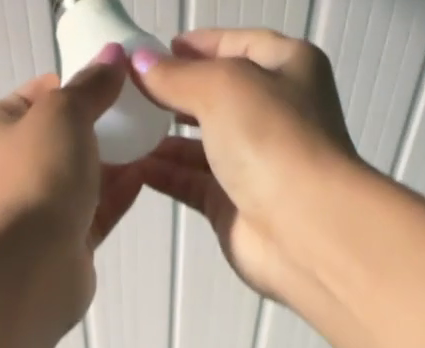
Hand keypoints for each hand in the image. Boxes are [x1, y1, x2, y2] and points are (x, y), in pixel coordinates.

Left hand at [0, 45, 145, 319]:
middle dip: (97, 125)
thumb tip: (112, 58)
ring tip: (149, 139)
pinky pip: (95, 210)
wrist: (33, 264)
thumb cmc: (39, 176)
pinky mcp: (65, 242)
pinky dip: (117, 194)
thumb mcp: (64, 112)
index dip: (68, 85)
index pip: (33, 97)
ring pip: (80, 177)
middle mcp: (13, 171)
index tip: (105, 83)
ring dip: (112, 161)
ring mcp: (39, 210)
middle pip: (60, 139)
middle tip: (134, 111)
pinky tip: (145, 174)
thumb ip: (91, 85)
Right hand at [130, 29, 361, 303]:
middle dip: (174, 94)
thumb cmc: (272, 139)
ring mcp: (252, 162)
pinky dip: (164, 173)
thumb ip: (176, 76)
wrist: (302, 226)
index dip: (197, 45)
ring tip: (122, 130)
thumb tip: (137, 63)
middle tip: (130, 94)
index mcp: (287, 68)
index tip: (152, 52)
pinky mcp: (232, 204)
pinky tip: (133, 166)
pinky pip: (191, 181)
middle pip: (216, 96)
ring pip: (200, 143)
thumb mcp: (223, 87)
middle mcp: (273, 113)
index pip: (238, 44)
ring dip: (163, 137)